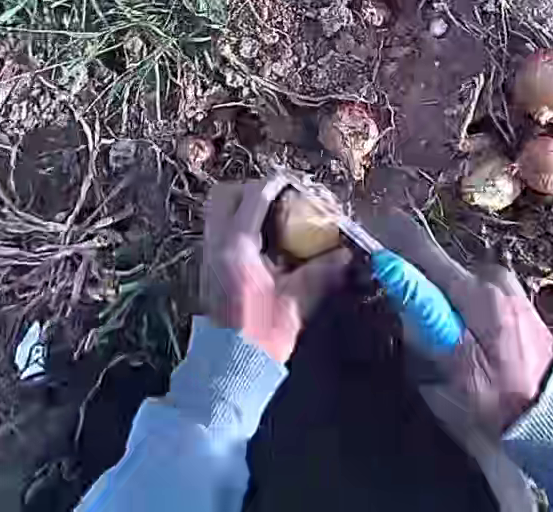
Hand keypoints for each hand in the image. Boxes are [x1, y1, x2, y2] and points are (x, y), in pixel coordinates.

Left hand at [200, 176, 351, 363]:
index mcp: (237, 245)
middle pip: (224, 195)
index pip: (254, 196)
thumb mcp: (295, 301)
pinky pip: (218, 230)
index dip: (274, 184)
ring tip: (269, 218)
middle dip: (249, 189)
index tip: (292, 183)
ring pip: (217, 212)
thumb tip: (345, 255)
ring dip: (240, 206)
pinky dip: (236, 225)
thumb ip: (320, 273)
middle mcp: (217, 243)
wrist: (228, 369)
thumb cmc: (261, 334)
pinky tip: (260, 242)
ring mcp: (207, 255)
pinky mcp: (207, 268)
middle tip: (275, 198)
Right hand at [377, 213, 552, 433]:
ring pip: (452, 280)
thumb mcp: (459, 366)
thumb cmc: (504, 400)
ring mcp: (505, 282)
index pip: (423, 251)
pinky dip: (456, 305)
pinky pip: (469, 289)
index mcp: (478, 290)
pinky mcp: (511, 294)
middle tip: (418, 335)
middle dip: (418, 289)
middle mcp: (492, 275)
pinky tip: (467, 339)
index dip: (392, 242)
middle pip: (436, 267)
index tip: (367, 237)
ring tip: (446, 346)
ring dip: (438, 301)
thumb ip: (424, 313)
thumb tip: (390, 266)